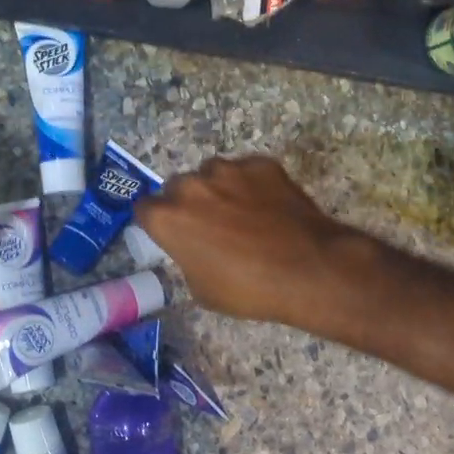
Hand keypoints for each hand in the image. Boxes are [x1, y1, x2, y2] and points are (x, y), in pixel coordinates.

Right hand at [134, 156, 367, 326]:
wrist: (307, 269)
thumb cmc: (249, 289)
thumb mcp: (202, 289)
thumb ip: (187, 258)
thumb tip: (196, 248)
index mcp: (168, 218)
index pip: (145, 209)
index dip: (158, 223)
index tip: (172, 235)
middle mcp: (192, 185)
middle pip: (178, 187)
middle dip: (189, 204)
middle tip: (210, 227)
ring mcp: (229, 170)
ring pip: (212, 174)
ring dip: (219, 190)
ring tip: (243, 215)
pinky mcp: (262, 164)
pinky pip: (247, 172)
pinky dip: (252, 185)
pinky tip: (269, 207)